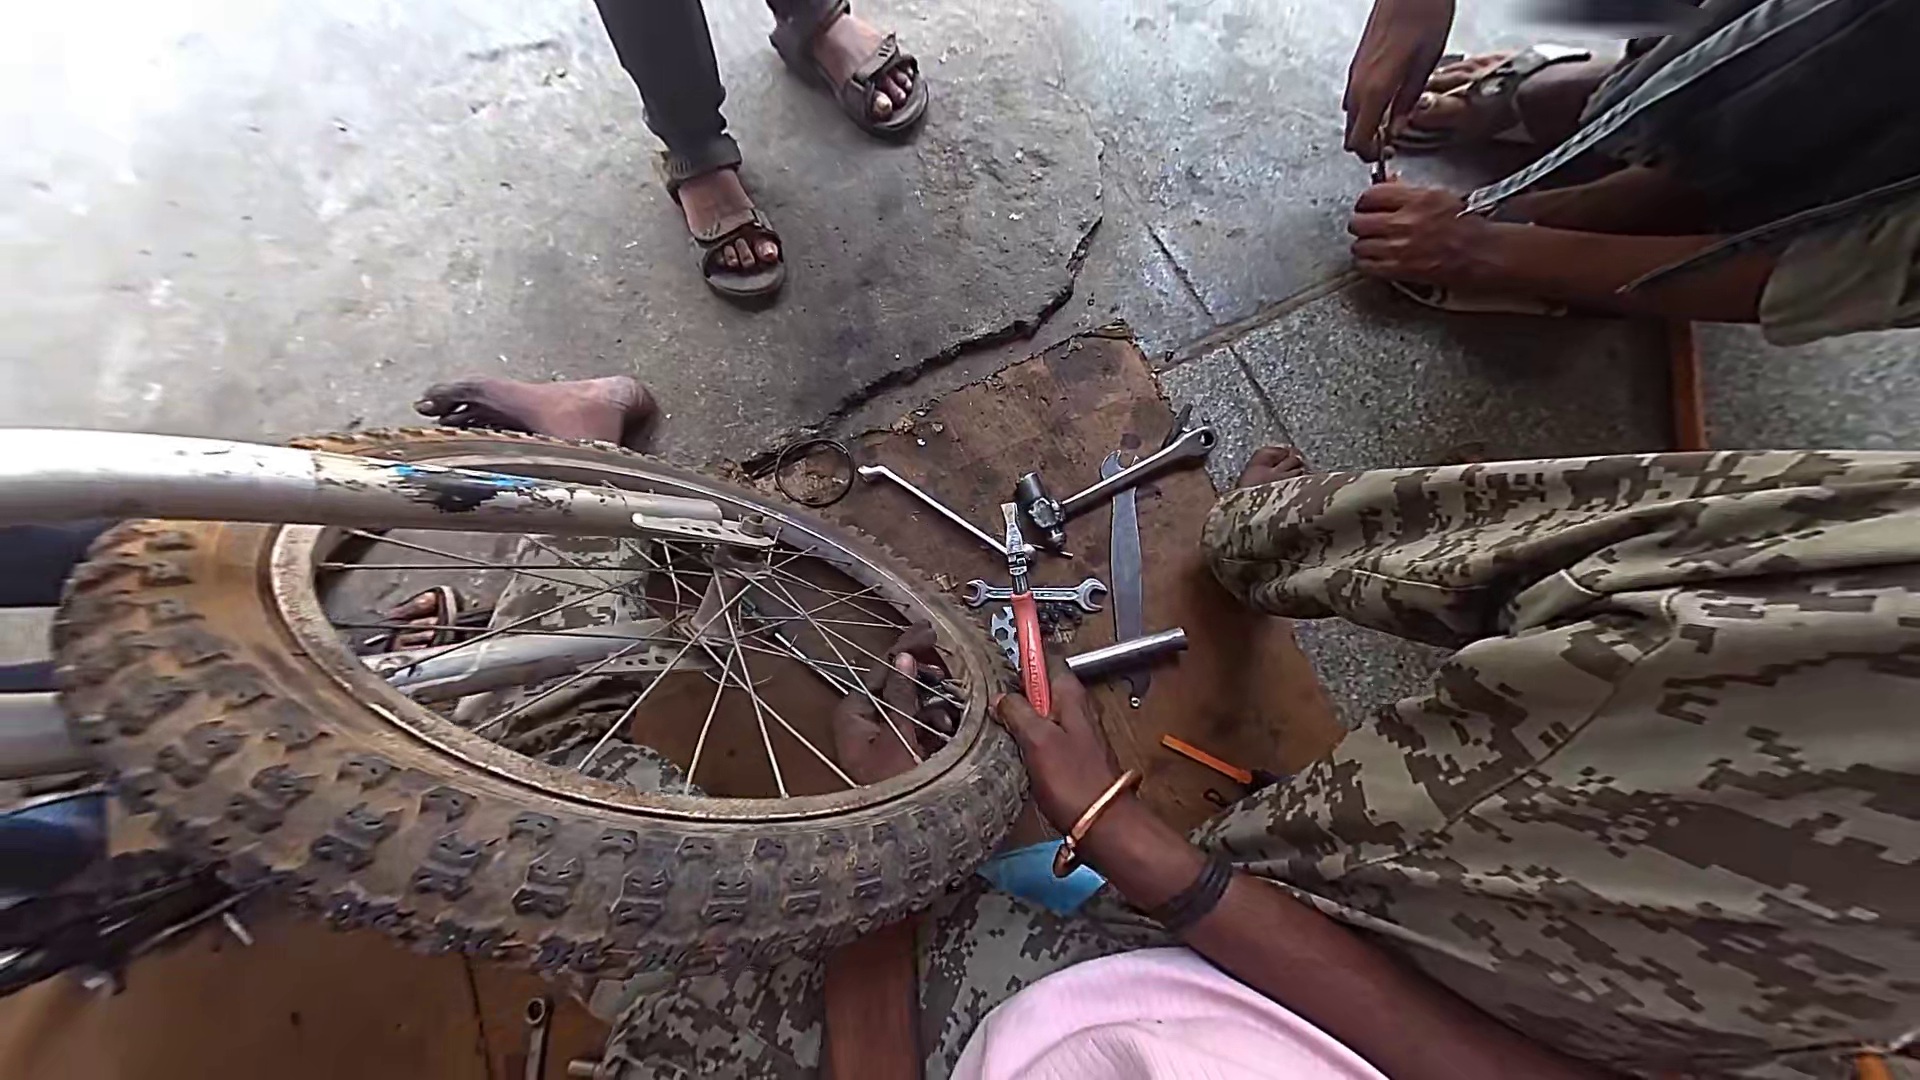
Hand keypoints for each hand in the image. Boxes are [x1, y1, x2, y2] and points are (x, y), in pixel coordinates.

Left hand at [831, 623, 947, 782]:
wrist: (904, 838)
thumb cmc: (894, 784)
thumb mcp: (899, 734)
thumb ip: (902, 693)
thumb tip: (903, 657)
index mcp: (854, 714)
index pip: (880, 668)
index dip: (905, 647)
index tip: (929, 632)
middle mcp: (864, 722)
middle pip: (896, 684)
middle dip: (924, 679)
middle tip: (945, 672)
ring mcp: (883, 738)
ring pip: (912, 704)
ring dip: (933, 703)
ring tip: (948, 714)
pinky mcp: (901, 752)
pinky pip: (919, 725)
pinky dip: (934, 722)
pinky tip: (947, 730)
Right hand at [992, 661, 1123, 832]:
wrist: (1103, 825)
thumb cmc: (1071, 779)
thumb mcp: (1037, 740)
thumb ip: (1017, 712)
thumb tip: (1000, 697)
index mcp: (1071, 694)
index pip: (1045, 659)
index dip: (1022, 660)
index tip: (997, 670)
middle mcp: (1076, 706)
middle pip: (1040, 687)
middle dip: (1016, 693)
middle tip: (992, 705)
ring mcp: (1076, 731)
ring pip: (1040, 713)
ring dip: (1020, 719)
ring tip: (999, 729)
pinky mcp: (1072, 753)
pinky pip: (1044, 736)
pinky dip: (1029, 739)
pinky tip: (1016, 752)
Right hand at [1343, 0, 1455, 159]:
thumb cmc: (1422, 15)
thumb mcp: (1425, 63)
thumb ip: (1407, 102)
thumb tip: (1398, 127)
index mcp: (1374, 92)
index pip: (1360, 141)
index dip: (1369, 154)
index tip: (1382, 155)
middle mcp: (1357, 89)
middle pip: (1350, 134)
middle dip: (1365, 144)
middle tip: (1384, 144)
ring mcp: (1354, 78)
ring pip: (1351, 118)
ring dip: (1365, 126)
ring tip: (1386, 123)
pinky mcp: (1356, 68)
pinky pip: (1353, 100)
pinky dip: (1364, 110)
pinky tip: (1382, 101)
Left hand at [1348, 183, 1497, 284]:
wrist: (1475, 252)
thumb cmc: (1461, 223)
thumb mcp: (1437, 197)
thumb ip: (1406, 191)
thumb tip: (1386, 181)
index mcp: (1417, 199)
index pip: (1371, 195)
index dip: (1365, 201)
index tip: (1368, 206)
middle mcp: (1404, 222)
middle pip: (1357, 222)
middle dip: (1361, 223)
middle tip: (1368, 226)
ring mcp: (1396, 247)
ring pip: (1358, 245)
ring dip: (1364, 245)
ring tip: (1376, 244)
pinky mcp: (1393, 269)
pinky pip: (1363, 265)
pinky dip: (1366, 263)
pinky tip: (1377, 259)